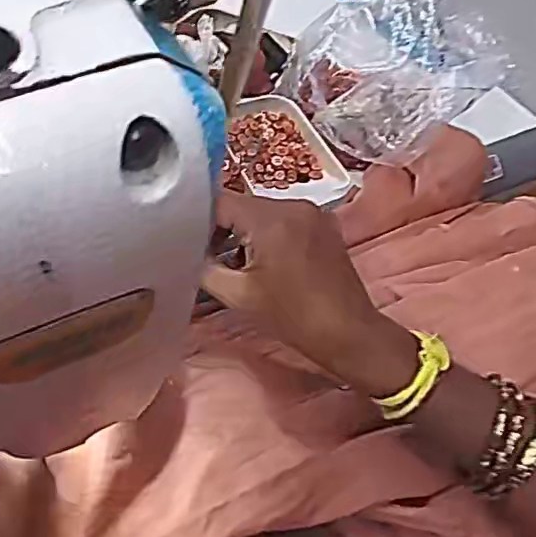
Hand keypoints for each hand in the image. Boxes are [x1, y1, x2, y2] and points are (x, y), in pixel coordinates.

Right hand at [200, 189, 419, 396]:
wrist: (347, 333)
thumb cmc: (292, 316)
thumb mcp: (237, 295)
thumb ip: (205, 269)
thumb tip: (189, 255)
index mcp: (271, 220)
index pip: (220, 203)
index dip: (198, 222)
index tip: (188, 245)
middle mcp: (294, 206)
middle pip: (241, 206)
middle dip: (220, 229)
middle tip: (207, 258)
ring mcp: (312, 213)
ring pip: (261, 213)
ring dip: (243, 233)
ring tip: (234, 265)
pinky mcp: (322, 225)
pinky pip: (282, 220)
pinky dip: (265, 235)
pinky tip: (261, 263)